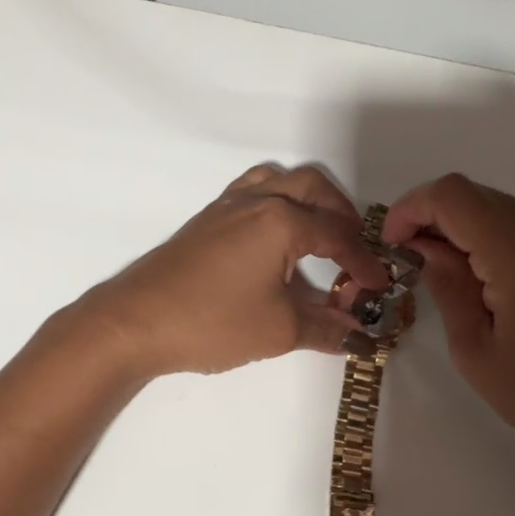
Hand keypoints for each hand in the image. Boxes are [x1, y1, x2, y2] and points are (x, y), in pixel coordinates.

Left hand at [72, 164, 390, 377]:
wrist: (134, 321)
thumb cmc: (212, 322)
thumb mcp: (279, 330)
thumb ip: (326, 327)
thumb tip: (358, 334)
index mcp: (282, 221)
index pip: (338, 236)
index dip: (364, 263)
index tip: (380, 287)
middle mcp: (258, 200)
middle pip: (314, 189)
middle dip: (342, 216)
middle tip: (355, 251)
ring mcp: (228, 205)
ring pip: (281, 182)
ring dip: (309, 201)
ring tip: (321, 235)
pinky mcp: (207, 219)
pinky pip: (254, 192)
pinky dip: (279, 203)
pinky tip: (277, 240)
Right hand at [382, 174, 514, 487]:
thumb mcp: (476, 350)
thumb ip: (447, 287)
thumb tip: (424, 248)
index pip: (453, 196)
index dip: (411, 209)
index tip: (393, 245)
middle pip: (478, 196)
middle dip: (435, 218)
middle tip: (413, 263)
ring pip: (505, 209)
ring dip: (467, 229)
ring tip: (450, 278)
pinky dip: (498, 239)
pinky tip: (490, 282)